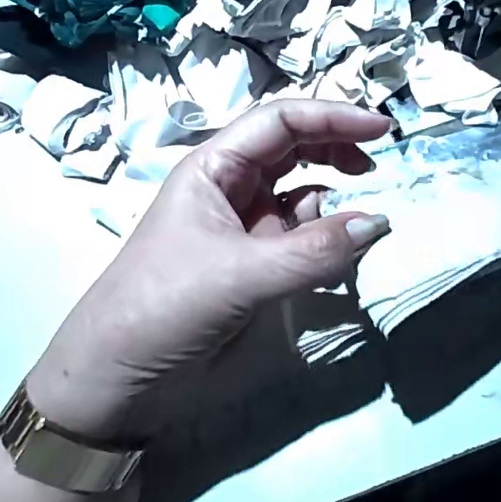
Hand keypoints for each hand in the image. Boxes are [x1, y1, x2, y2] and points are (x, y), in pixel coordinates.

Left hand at [27, 100, 393, 441]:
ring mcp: (248, 228)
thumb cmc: (163, 307)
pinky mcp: (261, 266)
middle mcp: (234, 189)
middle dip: (337, 148)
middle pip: (295, 148)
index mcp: (215, 168)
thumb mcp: (239, 274)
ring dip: (335, 200)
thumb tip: (380, 223)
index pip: (281, 122)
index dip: (332, 117)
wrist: (118, 385)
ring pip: (304, 194)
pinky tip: (343, 257)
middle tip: (376, 167)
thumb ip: (313, 251)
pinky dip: (331, 240)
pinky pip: (307, 239)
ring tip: (362, 220)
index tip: (381, 128)